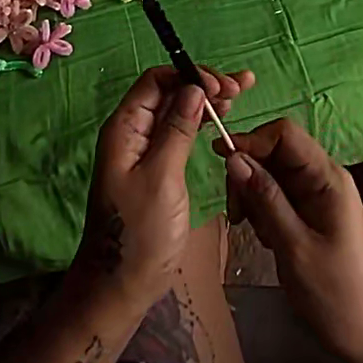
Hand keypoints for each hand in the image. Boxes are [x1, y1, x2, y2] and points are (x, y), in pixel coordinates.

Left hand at [72, 65, 253, 308]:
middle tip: (241, 88)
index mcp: (126, 128)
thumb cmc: (139, 234)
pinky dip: (201, 121)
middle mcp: (134, 132)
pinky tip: (221, 119)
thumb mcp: (161, 177)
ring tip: (239, 96)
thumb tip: (195, 88)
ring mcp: (145, 149)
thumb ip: (177, 130)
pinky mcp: (158, 165)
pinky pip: (179, 131)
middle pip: (169, 91)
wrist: (120, 286)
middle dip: (204, 83)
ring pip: (177, 109)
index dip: (190, 76)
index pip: (157, 81)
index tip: (222, 87)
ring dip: (206, 99)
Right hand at [214, 119, 362, 362]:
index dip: (252, 140)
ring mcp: (316, 194)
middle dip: (248, 173)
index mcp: (327, 177)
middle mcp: (322, 177)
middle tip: (236, 213)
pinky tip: (265, 238)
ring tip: (253, 231)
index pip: (285, 134)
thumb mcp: (294, 246)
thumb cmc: (336, 292)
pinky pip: (276, 195)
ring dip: (253, 195)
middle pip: (274, 152)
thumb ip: (265, 198)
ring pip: (271, 174)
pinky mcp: (309, 212)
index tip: (221, 160)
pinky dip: (262, 210)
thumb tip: (233, 158)